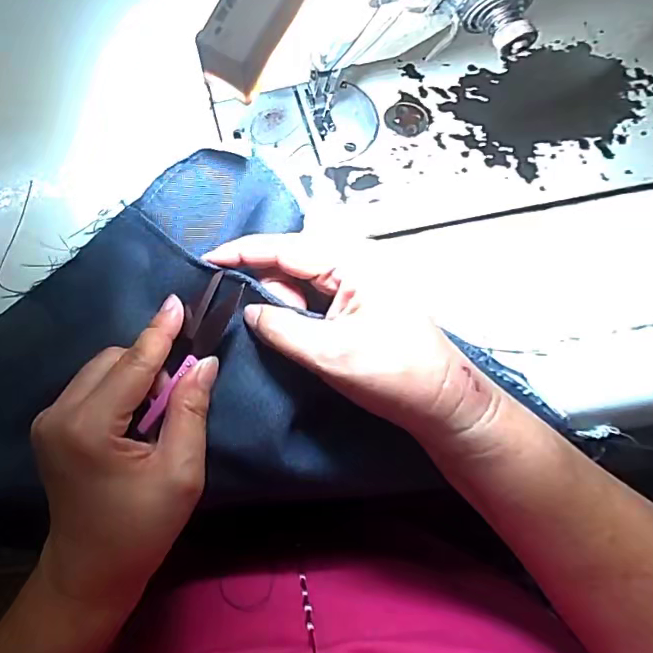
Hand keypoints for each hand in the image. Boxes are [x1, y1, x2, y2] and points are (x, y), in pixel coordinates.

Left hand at [31, 295, 218, 613]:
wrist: (89, 570)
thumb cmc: (141, 530)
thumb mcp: (181, 475)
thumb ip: (190, 413)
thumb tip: (202, 362)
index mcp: (88, 427)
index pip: (131, 366)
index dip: (158, 332)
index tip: (177, 301)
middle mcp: (59, 413)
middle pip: (112, 360)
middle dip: (149, 365)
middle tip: (178, 393)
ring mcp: (47, 417)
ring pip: (99, 369)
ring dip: (132, 376)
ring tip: (155, 413)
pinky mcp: (47, 423)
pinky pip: (89, 385)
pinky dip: (116, 388)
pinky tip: (132, 417)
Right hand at [206, 233, 518, 457]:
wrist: (445, 404)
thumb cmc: (399, 375)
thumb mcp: (329, 353)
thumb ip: (278, 327)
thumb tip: (246, 311)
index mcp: (350, 261)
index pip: (281, 248)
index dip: (239, 253)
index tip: (206, 260)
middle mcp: (351, 260)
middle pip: (285, 260)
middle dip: (260, 285)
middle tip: (247, 316)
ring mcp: (353, 279)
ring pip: (294, 279)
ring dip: (279, 303)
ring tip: (287, 335)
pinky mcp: (352, 298)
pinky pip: (309, 294)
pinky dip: (292, 311)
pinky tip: (292, 331)